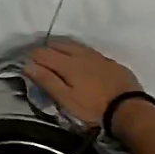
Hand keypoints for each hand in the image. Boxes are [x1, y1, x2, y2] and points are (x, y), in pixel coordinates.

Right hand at [24, 42, 144, 127]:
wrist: (128, 109)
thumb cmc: (93, 108)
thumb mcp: (66, 99)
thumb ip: (47, 81)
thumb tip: (28, 65)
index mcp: (67, 63)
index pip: (43, 53)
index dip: (31, 57)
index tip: (25, 64)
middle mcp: (81, 54)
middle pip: (58, 44)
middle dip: (45, 49)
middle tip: (39, 60)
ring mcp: (97, 57)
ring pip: (74, 45)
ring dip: (62, 48)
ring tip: (56, 57)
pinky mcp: (110, 62)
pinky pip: (88, 51)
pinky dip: (78, 53)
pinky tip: (80, 62)